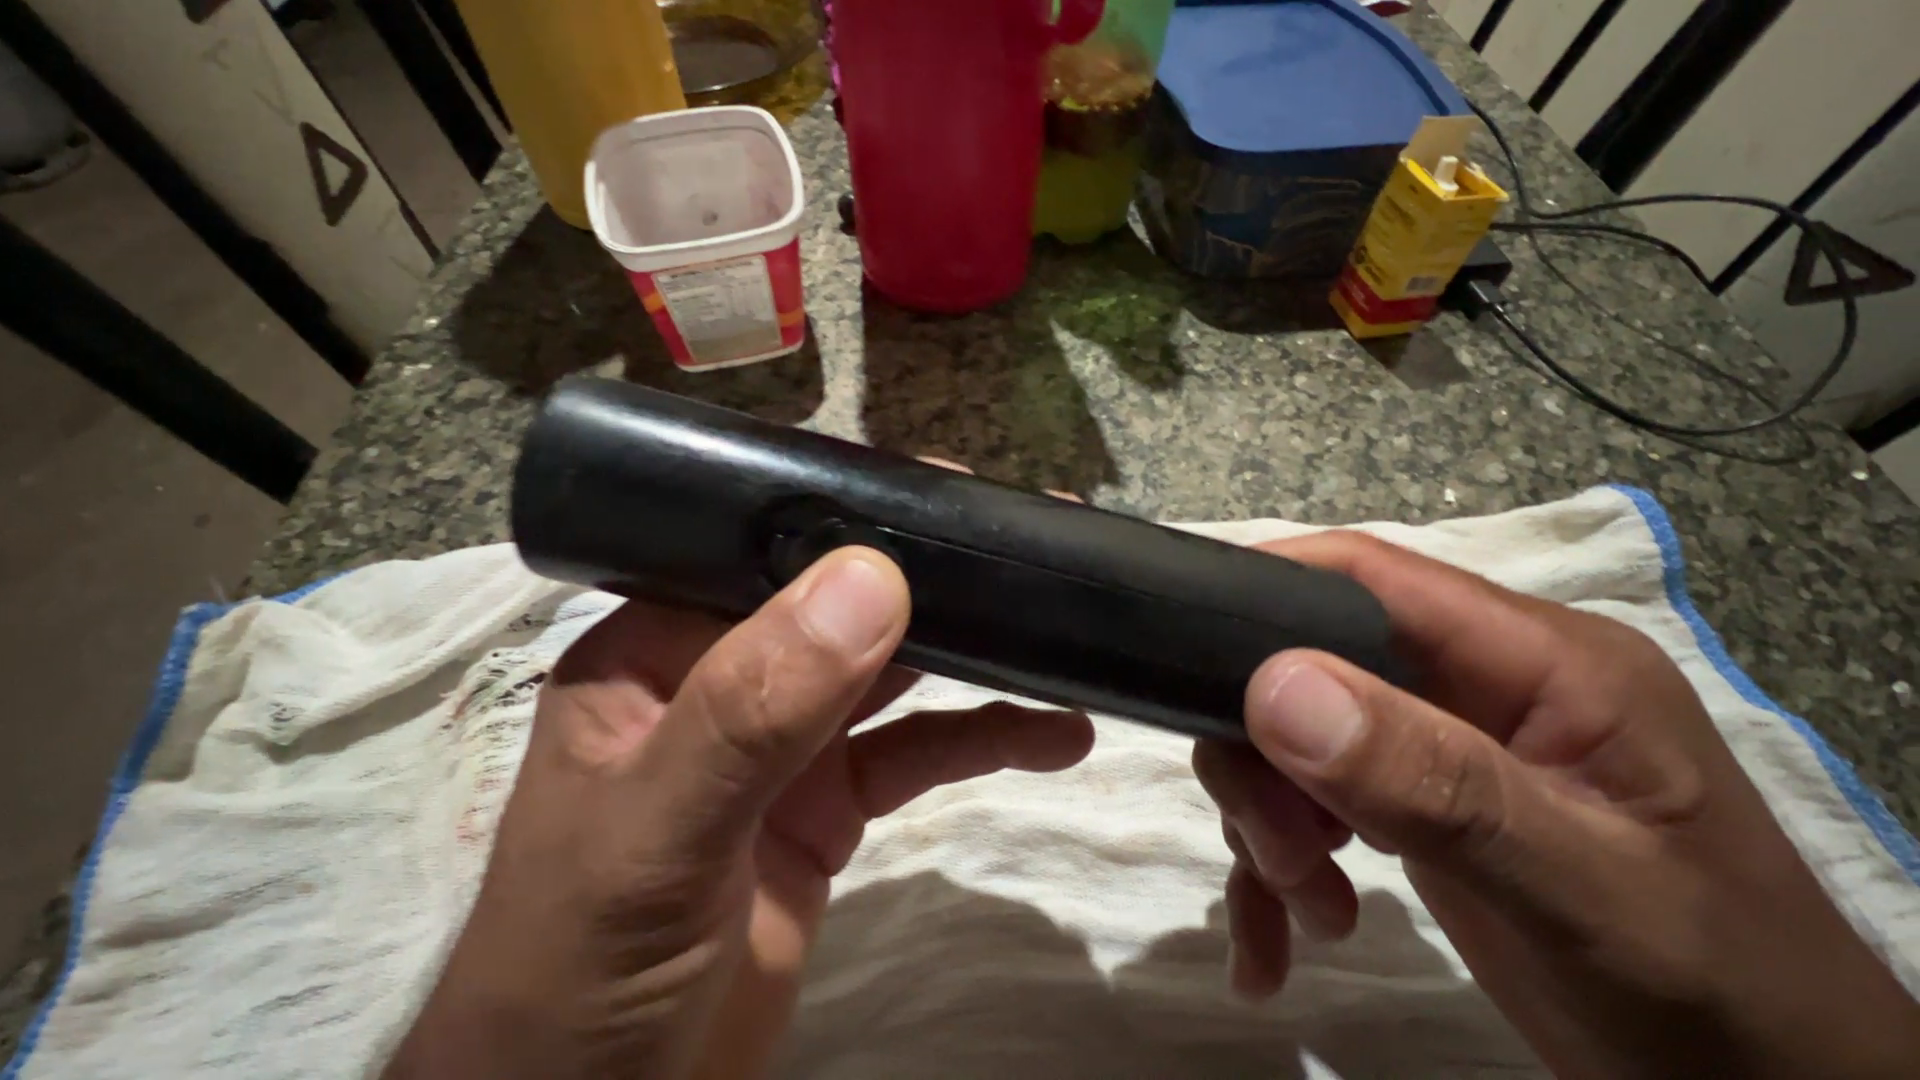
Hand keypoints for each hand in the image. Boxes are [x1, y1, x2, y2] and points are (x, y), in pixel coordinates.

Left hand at [384, 548, 1093, 1079]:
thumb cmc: (589, 965)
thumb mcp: (664, 832)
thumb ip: (756, 709)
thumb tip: (871, 577)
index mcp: (658, 650)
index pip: (763, 555)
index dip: (855, 518)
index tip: (957, 495)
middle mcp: (724, 680)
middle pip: (841, 607)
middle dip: (934, 580)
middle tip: (1032, 550)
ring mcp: (782, 744)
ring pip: (892, 675)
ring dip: (975, 657)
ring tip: (1062, 633)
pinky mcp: (828, 807)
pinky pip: (915, 753)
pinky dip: (982, 736)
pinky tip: (1054, 733)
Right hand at [1195, 532, 1919, 1078]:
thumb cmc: (1712, 994)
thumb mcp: (1576, 889)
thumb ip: (1434, 784)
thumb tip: (1275, 686)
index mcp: (1539, 662)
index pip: (1373, 577)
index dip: (1265, 593)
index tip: (1180, 658)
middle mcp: (1481, 688)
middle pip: (1312, 668)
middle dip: (1266, 756)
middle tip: (1277, 852)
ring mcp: (1445, 750)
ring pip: (1296, 741)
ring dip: (1268, 821)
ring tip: (1303, 909)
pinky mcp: (1417, 810)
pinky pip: (1312, 811)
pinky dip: (1277, 873)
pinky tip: (1275, 944)